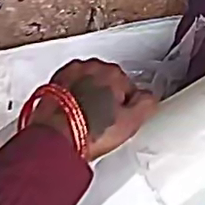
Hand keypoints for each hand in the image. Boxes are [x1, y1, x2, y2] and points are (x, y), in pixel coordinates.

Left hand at [29, 59, 157, 158]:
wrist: (55, 137)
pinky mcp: (55, 80)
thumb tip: (150, 97)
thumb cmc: (88, 131)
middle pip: (107, 81)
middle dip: (106, 97)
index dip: (125, 106)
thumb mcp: (130, 123)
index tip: (118, 118)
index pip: (128, 86)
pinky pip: (70, 84)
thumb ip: (146, 104)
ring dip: (88, 93)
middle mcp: (93, 66)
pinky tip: (71, 112)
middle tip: (102, 120)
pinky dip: (72, 94)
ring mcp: (72, 72)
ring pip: (88, 80)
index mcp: (115, 73)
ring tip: (85, 118)